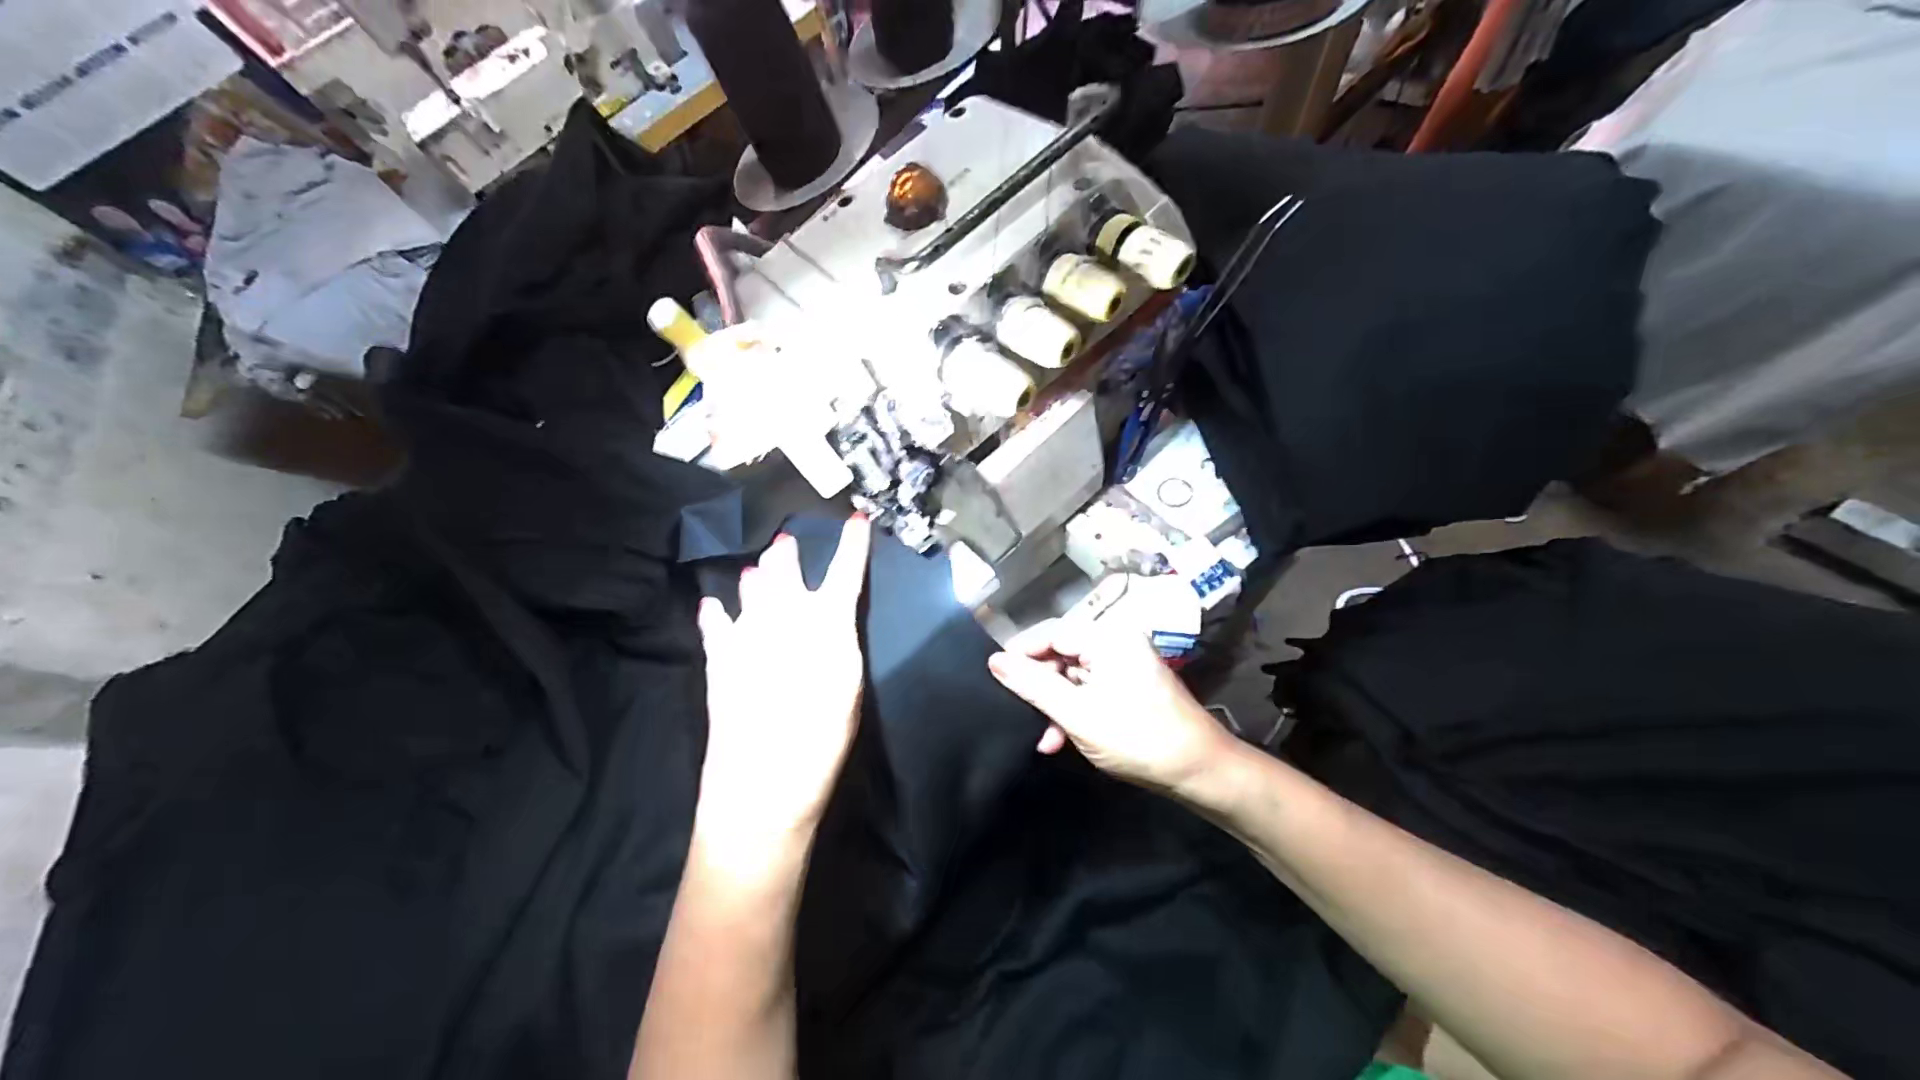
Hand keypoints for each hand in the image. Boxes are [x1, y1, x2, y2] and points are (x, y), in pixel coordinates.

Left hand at [694, 515, 871, 865]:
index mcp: (826, 622)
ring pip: (750, 589)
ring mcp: (747, 633)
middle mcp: (785, 617)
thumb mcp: (849, 685)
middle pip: (786, 572)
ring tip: (755, 571)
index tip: (856, 519)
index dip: (853, 544)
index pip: (845, 572)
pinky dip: (715, 612)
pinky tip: (711, 606)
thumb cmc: (823, 735)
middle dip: (788, 554)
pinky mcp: (719, 656)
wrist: (764, 775)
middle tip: (784, 544)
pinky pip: (714, 622)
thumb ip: (840, 640)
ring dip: (755, 578)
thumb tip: (832, 617)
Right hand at [987, 619, 1237, 794]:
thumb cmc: (1137, 737)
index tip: (995, 677)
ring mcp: (1126, 665)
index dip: (1020, 652)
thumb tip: (994, 661)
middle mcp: (1117, 643)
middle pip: (1062, 653)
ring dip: (1055, 705)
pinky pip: (1090, 689)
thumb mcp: (1076, 713)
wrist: (1200, 770)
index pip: (1051, 631)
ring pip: (1073, 676)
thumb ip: (1033, 685)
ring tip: (1045, 738)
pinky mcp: (1130, 687)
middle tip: (1020, 711)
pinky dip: (1074, 710)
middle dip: (1039, 685)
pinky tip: (1062, 739)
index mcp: (1108, 638)